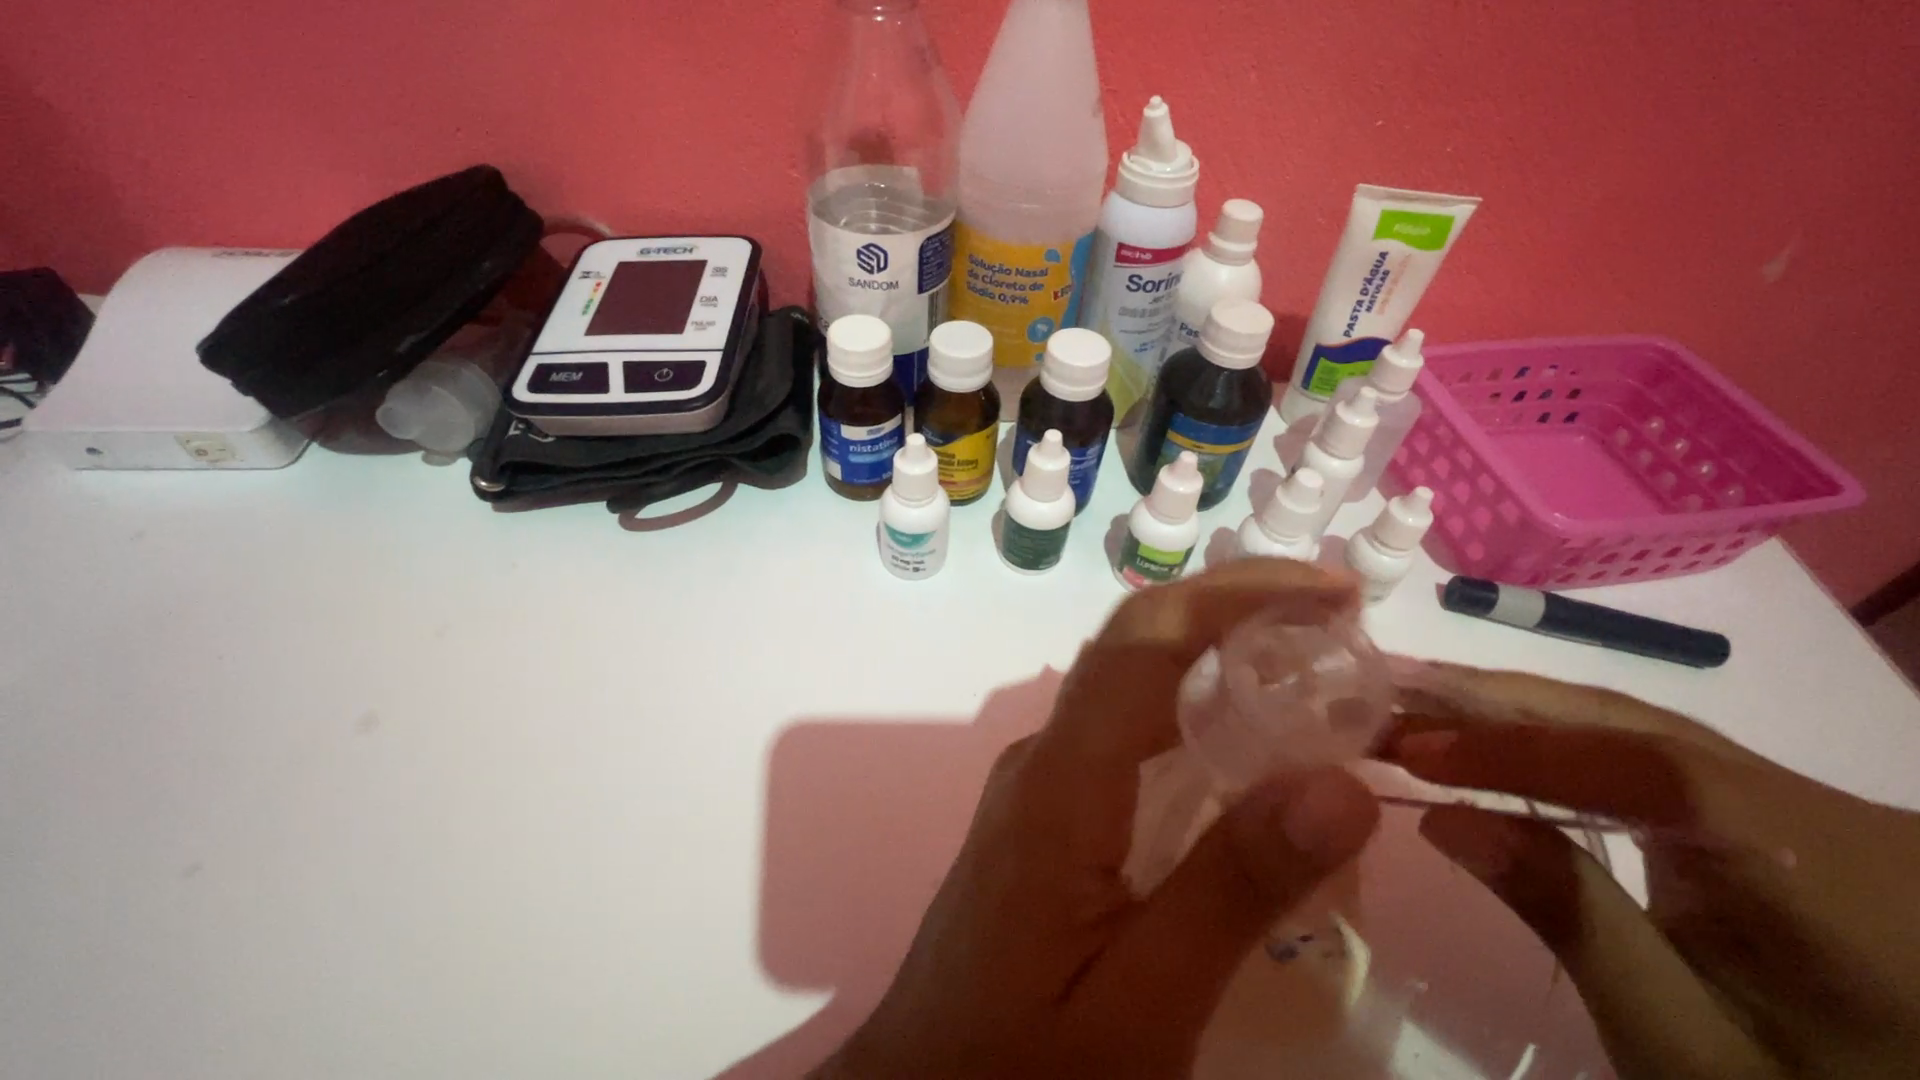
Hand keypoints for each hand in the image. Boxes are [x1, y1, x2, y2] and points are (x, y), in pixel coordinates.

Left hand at [812, 560, 1380, 1079]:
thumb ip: (1232, 889)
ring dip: (1223, 670)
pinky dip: (1198, 725)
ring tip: (1321, 685)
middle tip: (1347, 640)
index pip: (1144, 642)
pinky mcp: (1048, 818)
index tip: (1333, 592)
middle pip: (1141, 654)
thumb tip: (1341, 783)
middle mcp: (1044, 761)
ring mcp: (1041, 786)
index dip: (1236, 595)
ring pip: (1136, 696)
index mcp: (1060, 782)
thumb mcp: (1143, 999)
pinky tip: (1252, 761)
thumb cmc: (1024, 1060)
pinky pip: (1128, 744)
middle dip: (1242, 623)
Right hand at [1386, 662, 1919, 1079]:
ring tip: (1416, 703)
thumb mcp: (1680, 1042)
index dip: (1517, 750)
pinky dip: (1557, 741)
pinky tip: (1493, 737)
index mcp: (1820, 867)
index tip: (1410, 748)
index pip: (1649, 769)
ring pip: (1640, 729)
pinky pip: (1653, 755)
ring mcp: (1801, 801)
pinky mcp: (1772, 811)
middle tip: (1387, 692)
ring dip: (1517, 715)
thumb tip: (1446, 819)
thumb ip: (1571, 918)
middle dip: (1500, 706)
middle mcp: (1822, 805)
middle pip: (1637, 723)